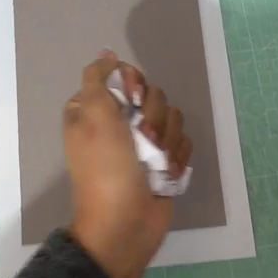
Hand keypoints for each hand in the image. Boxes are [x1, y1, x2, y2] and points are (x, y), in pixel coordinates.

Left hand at [64, 50, 192, 277]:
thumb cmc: (106, 169)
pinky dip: (177, 158)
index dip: (133, 85)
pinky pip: (183, 142)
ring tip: (156, 165)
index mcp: (96, 109)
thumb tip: (107, 52)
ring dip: (167, 141)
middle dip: (154, 117)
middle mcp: (119, 122)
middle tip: (144, 139)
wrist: (124, 225)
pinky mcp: (164, 161)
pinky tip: (166, 174)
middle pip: (153, 95)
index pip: (125, 76)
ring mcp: (144, 142)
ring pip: (173, 118)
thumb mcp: (93, 116)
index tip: (133, 99)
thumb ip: (97, 78)